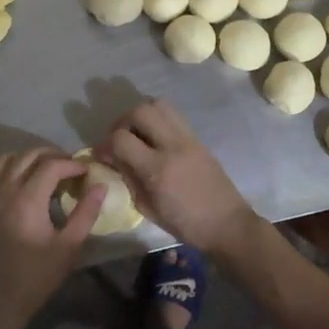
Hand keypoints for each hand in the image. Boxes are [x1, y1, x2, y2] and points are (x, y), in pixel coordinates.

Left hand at [0, 148, 102, 328]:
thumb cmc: (36, 277)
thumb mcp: (68, 247)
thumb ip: (85, 213)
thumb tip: (100, 186)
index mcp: (28, 199)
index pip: (52, 165)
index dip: (72, 164)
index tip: (87, 171)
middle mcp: (4, 190)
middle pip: (28, 156)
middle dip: (52, 155)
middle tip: (70, 167)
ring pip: (5, 160)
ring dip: (26, 158)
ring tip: (43, 169)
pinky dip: (4, 168)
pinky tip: (16, 180)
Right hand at [95, 100, 261, 257]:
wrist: (226, 223)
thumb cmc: (185, 224)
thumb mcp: (147, 208)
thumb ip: (128, 179)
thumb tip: (113, 160)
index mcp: (157, 169)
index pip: (121, 139)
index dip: (104, 144)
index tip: (102, 155)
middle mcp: (173, 146)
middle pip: (140, 111)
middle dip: (122, 122)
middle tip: (119, 139)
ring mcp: (188, 139)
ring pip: (159, 105)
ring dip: (141, 115)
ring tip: (137, 134)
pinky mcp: (198, 139)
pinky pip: (173, 116)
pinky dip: (158, 120)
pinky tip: (154, 139)